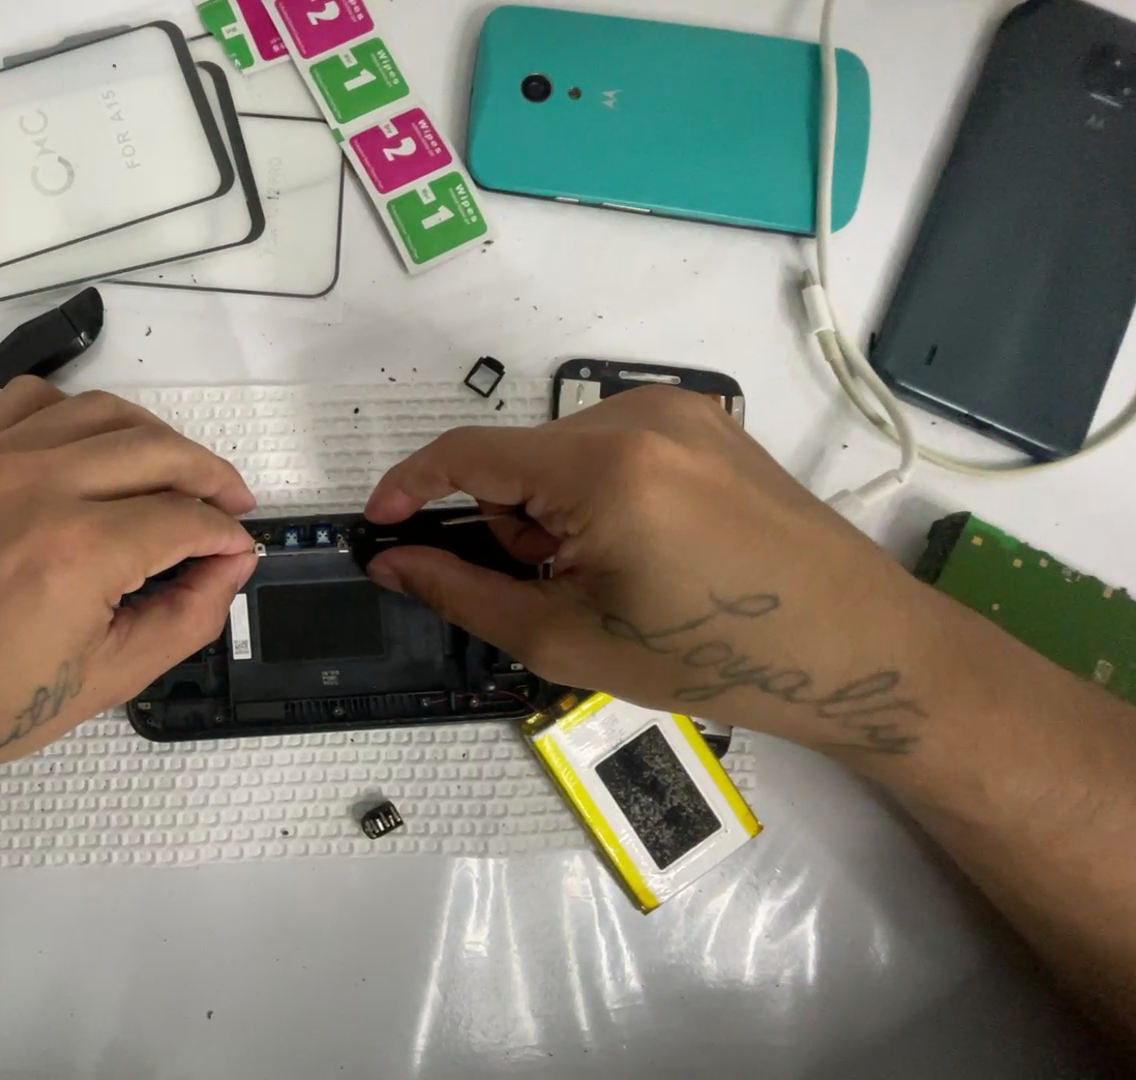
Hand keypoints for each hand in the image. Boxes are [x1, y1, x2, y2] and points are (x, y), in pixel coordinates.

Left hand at [0, 378, 256, 803]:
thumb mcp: (108, 680)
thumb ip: (187, 617)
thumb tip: (231, 564)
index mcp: (76, 552)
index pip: (184, 518)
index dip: (225, 534)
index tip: (237, 549)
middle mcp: (35, 486)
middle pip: (156, 451)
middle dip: (211, 476)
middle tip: (231, 503)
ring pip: (102, 412)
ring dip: (154, 437)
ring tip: (175, 472)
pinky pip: (29, 402)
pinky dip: (76, 414)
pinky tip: (89, 448)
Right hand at [365, 386, 955, 757]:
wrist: (865, 655)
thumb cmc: (708, 658)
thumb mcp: (562, 637)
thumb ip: (460, 592)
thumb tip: (389, 562)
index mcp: (604, 468)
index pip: (467, 454)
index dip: (407, 485)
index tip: (378, 523)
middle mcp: (639, 416)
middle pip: (511, 457)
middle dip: (504, 520)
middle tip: (551, 581)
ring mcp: (679, 411)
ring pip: (552, 452)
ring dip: (545, 507)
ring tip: (604, 567)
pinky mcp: (704, 421)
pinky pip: (600, 444)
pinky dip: (586, 490)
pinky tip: (639, 539)